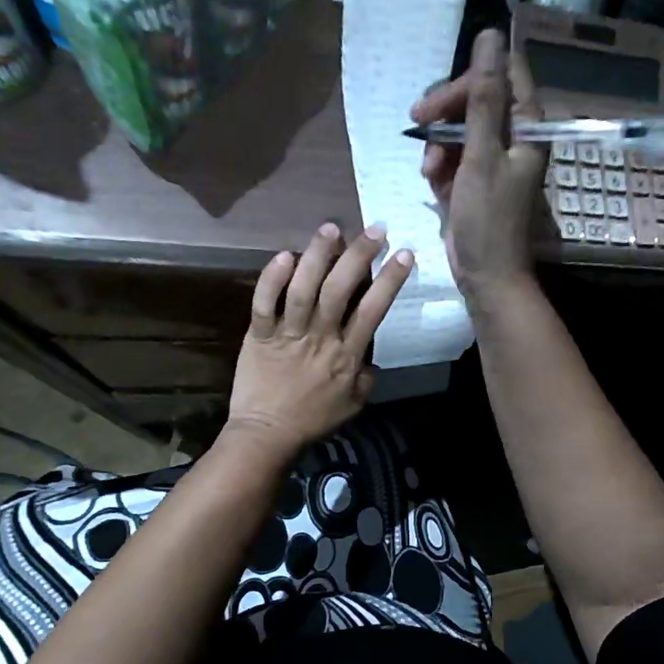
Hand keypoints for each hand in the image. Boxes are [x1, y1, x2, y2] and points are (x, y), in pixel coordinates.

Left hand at [224, 223, 413, 456]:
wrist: (267, 435)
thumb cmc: (313, 421)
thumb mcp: (354, 404)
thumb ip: (366, 376)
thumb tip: (373, 356)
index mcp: (348, 355)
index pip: (373, 310)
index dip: (390, 280)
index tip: (404, 253)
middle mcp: (321, 338)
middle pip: (341, 289)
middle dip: (360, 256)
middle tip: (374, 230)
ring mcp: (289, 335)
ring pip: (304, 288)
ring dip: (318, 255)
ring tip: (331, 229)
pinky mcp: (260, 335)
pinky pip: (264, 303)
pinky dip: (272, 279)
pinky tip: (284, 255)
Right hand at [412, 29, 550, 302]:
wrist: (486, 275)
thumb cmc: (488, 219)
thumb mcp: (481, 155)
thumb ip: (484, 97)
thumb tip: (490, 35)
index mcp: (527, 126)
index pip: (504, 74)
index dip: (470, 78)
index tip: (440, 100)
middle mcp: (514, 136)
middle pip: (478, 98)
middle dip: (446, 112)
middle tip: (418, 123)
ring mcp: (494, 158)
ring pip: (461, 128)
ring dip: (439, 143)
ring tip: (430, 170)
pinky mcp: (476, 179)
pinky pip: (455, 156)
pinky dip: (441, 166)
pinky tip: (434, 182)